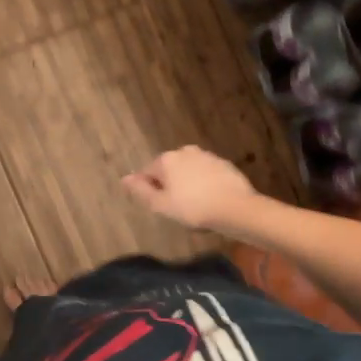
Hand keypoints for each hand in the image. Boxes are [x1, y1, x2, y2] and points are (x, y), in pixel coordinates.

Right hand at [121, 146, 260, 230]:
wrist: (235, 207)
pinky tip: (210, 199)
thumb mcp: (161, 205)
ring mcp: (206, 155)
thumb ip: (141, 190)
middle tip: (177, 208)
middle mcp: (185, 151)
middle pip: (168, 169)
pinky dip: (204, 183)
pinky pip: (205, 173)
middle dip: (170, 185)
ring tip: (195, 205)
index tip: (161, 207)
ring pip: (188, 170)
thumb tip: (124, 178)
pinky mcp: (223, 163)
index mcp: (166, 159)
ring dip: (187, 183)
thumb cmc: (193, 209)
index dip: (151, 190)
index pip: (148, 172)